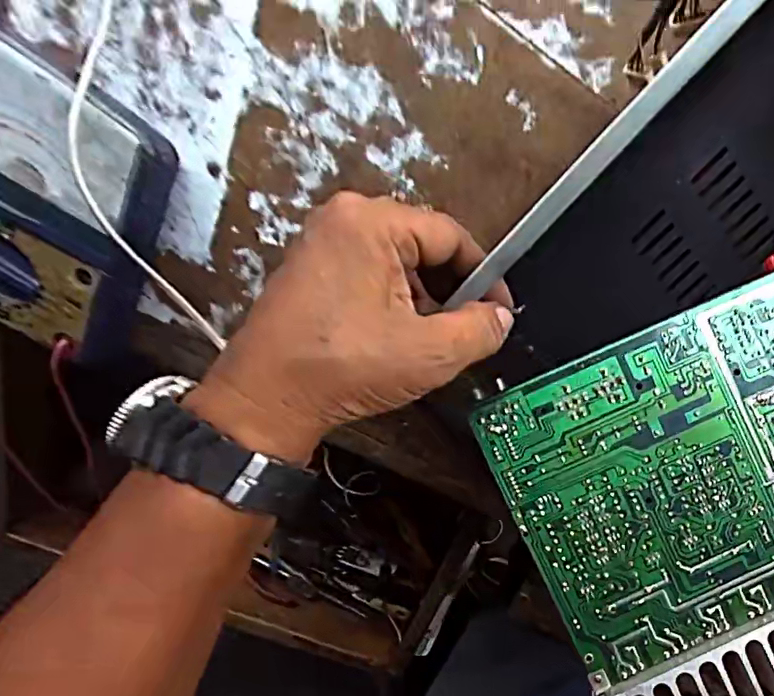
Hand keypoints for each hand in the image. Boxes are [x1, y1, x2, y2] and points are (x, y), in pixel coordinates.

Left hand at [186, 193, 513, 460]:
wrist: (273, 396)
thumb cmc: (341, 367)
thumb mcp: (433, 352)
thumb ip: (480, 329)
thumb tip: (500, 318)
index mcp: (371, 224)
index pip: (452, 236)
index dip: (485, 275)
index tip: (499, 309)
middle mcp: (344, 221)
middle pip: (427, 246)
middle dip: (456, 288)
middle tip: (471, 327)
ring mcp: (325, 243)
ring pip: (404, 262)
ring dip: (430, 299)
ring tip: (436, 339)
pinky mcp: (317, 269)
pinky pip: (378, 273)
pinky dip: (402, 302)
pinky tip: (406, 337)